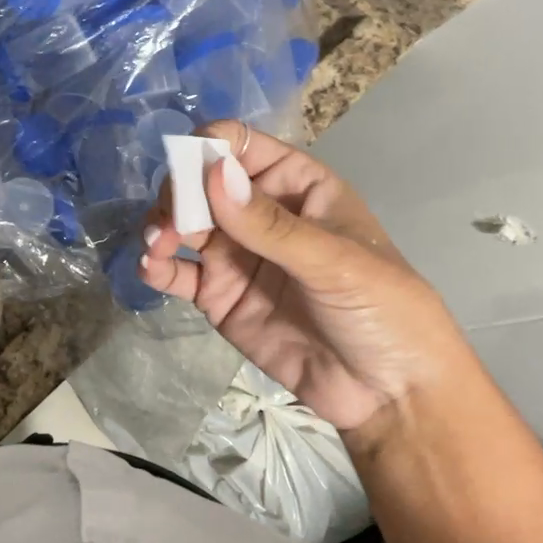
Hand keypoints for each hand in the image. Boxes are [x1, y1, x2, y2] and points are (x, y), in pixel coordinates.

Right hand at [140, 121, 468, 429]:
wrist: (391, 396)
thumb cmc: (384, 311)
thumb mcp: (334, 261)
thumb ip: (268, 222)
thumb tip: (212, 171)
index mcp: (295, 186)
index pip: (240, 147)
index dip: (207, 150)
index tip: (186, 172)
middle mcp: (258, 213)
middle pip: (199, 183)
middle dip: (176, 194)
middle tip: (170, 222)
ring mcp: (234, 254)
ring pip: (181, 224)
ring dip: (160, 227)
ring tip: (156, 246)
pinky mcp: (216, 294)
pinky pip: (176, 271)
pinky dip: (155, 265)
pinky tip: (151, 268)